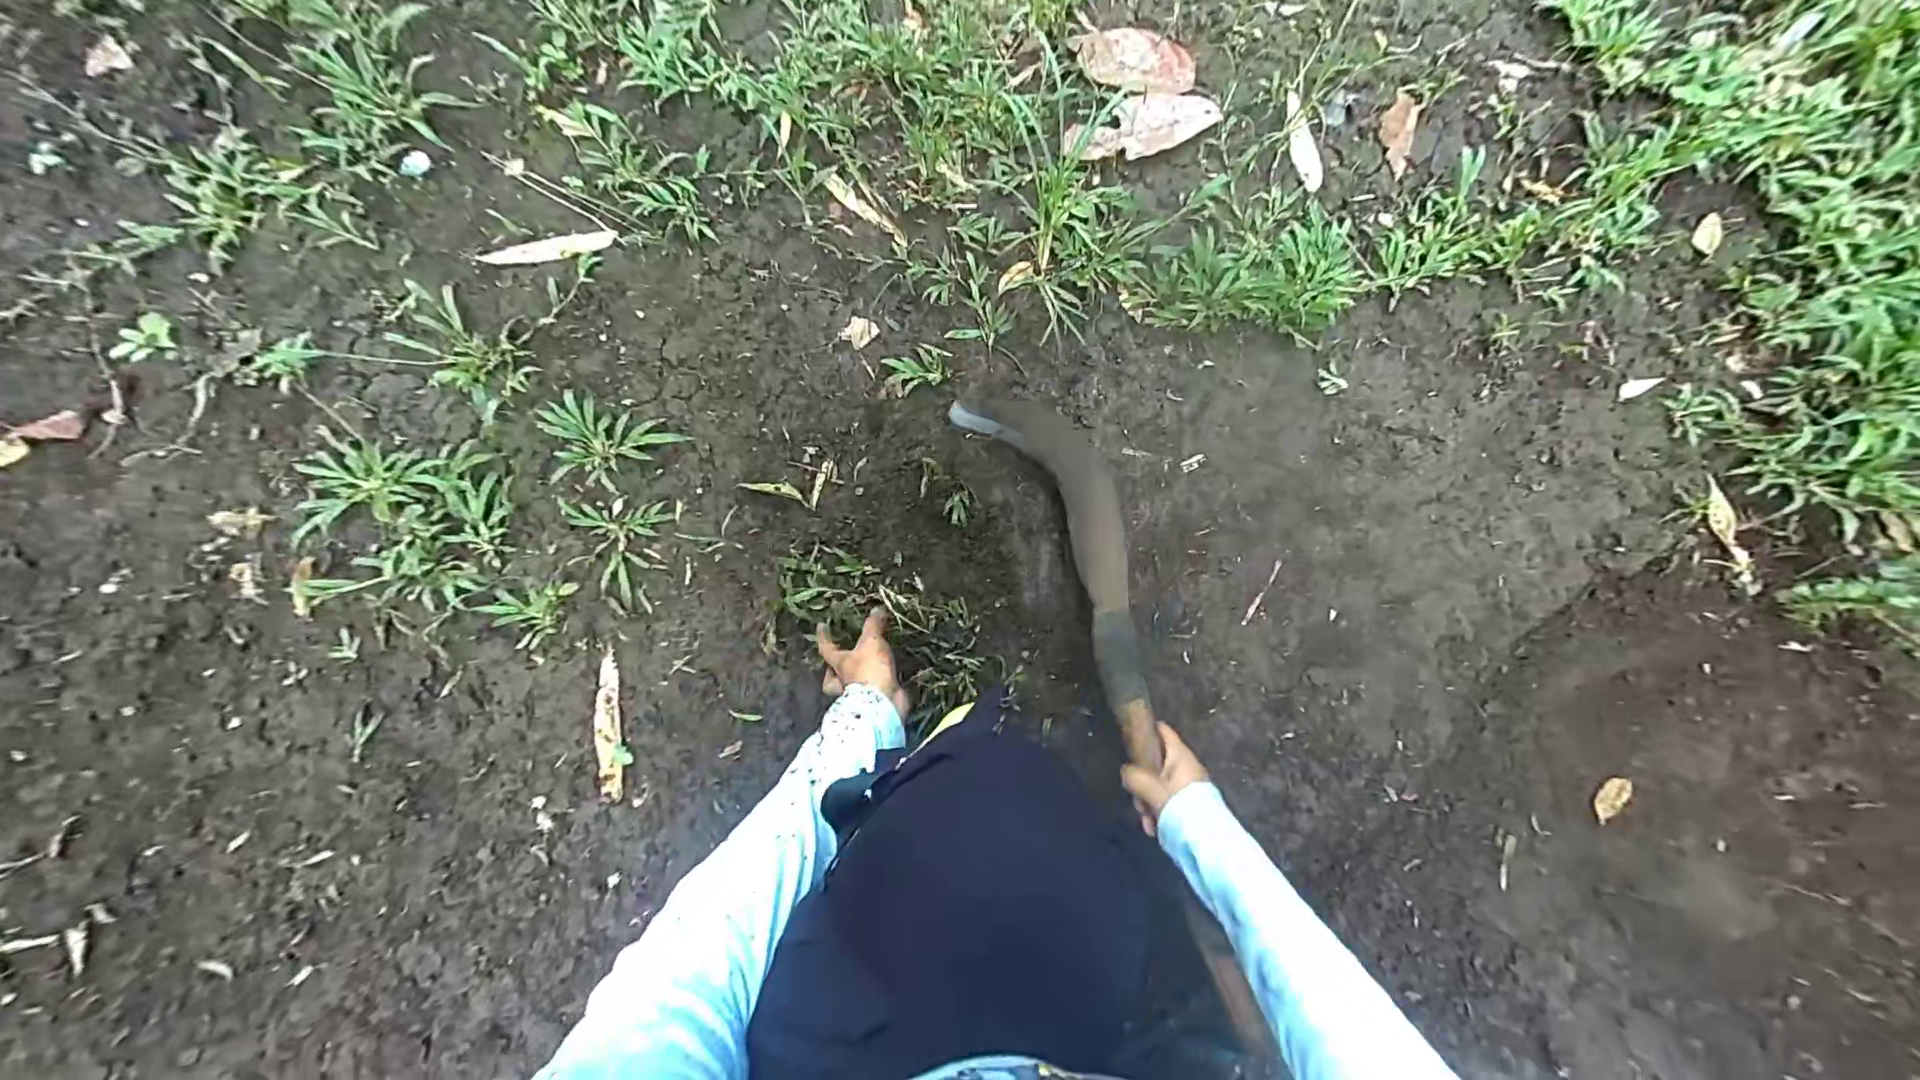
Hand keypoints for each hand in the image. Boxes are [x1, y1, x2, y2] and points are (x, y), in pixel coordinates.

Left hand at [816, 607, 910, 718]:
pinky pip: (869, 691)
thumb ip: (873, 626)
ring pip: (848, 685)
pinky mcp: (871, 700)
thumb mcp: (872, 642)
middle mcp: (843, 680)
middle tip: (837, 661)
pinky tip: (883, 677)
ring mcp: (856, 692)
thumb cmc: (869, 671)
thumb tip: (877, 609)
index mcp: (839, 664)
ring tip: (864, 667)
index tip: (821, 626)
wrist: (883, 704)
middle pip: (831, 676)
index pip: (826, 648)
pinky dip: (874, 685)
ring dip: (853, 678)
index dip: (824, 636)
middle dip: (831, 670)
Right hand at [1120, 722, 1209, 836]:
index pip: (1161, 729)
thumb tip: (1126, 772)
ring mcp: (1189, 786)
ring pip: (1158, 785)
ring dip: (1147, 802)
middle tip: (1138, 800)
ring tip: (1147, 822)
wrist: (1209, 842)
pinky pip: (1167, 801)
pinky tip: (1154, 828)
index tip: (1128, 740)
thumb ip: (1133, 776)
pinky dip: (1158, 812)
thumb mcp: (1149, 788)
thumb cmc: (1179, 807)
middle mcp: (1186, 766)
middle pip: (1154, 762)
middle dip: (1141, 782)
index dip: (1145, 730)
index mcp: (1180, 755)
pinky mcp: (1191, 804)